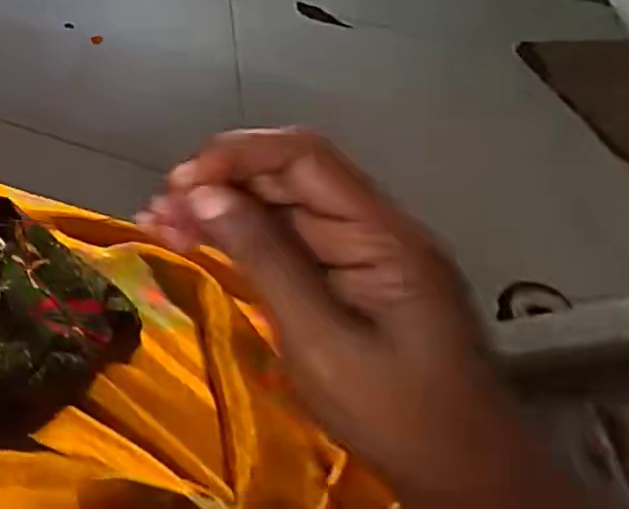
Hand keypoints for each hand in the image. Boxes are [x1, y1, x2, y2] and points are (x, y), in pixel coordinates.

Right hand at [137, 129, 582, 507]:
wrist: (469, 487)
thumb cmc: (400, 418)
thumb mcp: (322, 342)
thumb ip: (264, 259)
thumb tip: (201, 192)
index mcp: (381, 234)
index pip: (303, 157)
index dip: (238, 154)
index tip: (185, 181)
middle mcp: (365, 226)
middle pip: (280, 172)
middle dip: (216, 180)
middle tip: (163, 205)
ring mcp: (348, 247)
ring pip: (268, 200)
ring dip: (212, 204)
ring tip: (159, 220)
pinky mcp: (330, 269)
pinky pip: (270, 233)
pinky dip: (226, 231)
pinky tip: (184, 236)